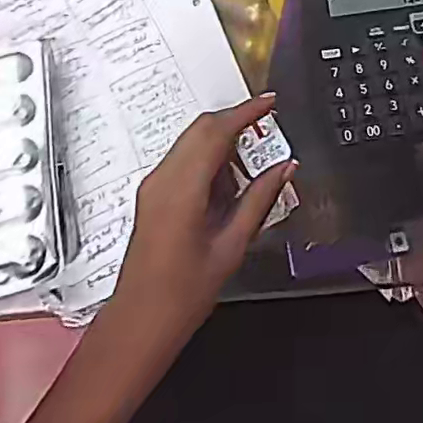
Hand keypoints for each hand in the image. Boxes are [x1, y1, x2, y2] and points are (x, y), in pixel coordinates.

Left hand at [111, 95, 295, 340]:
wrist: (140, 319)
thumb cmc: (183, 293)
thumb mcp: (232, 246)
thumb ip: (259, 200)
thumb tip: (282, 169)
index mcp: (182, 189)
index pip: (215, 132)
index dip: (245, 112)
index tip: (269, 103)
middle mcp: (162, 179)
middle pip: (200, 129)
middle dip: (235, 122)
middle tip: (267, 130)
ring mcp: (153, 185)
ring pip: (191, 142)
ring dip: (222, 142)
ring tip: (253, 163)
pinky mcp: (152, 194)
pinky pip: (182, 160)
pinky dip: (208, 158)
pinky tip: (229, 182)